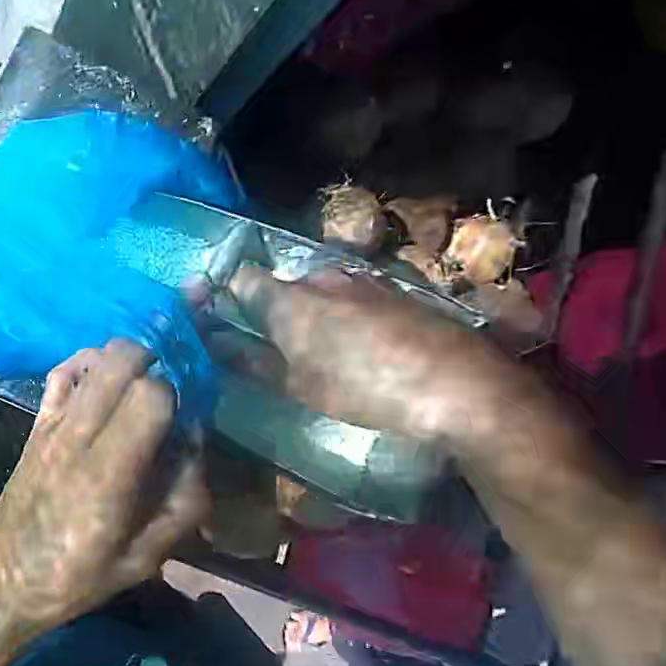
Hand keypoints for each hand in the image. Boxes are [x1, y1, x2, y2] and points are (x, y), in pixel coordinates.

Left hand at [0, 341, 208, 660]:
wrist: (6, 578)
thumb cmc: (78, 576)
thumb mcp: (145, 558)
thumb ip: (184, 500)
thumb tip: (195, 444)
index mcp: (108, 475)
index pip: (150, 395)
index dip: (178, 396)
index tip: (183, 420)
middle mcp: (77, 438)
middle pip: (121, 360)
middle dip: (156, 364)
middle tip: (169, 392)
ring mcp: (52, 426)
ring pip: (92, 359)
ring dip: (125, 360)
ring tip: (140, 386)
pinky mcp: (36, 424)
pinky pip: (60, 373)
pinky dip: (87, 365)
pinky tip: (102, 383)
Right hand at [227, 265, 538, 448]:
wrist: (460, 386)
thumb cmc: (364, 388)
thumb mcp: (297, 384)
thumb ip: (249, 360)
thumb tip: (213, 343)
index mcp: (288, 298)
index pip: (239, 278)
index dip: (218, 291)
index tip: (205, 312)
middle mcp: (321, 277)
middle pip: (277, 285)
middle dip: (262, 310)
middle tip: (259, 347)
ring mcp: (360, 281)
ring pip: (314, 292)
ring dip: (302, 314)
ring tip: (306, 352)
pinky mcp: (392, 292)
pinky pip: (346, 298)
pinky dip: (334, 316)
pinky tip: (348, 347)